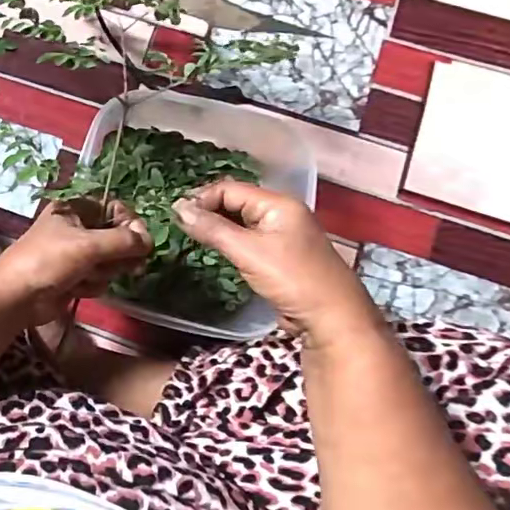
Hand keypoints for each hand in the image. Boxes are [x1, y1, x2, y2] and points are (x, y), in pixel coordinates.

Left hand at [0, 199, 152, 323]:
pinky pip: (98, 278)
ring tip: (86, 276)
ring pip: (109, 261)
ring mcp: (75, 254)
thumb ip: (123, 241)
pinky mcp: (75, 277)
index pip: (113, 208)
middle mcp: (75, 229)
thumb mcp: (87, 245)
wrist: (17, 297)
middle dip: (117, 254)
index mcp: (73, 210)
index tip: (141, 241)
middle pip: (115, 237)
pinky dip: (92, 285)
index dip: (129, 223)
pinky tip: (77, 289)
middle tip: (124, 265)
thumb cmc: (48, 261)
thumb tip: (149, 239)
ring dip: (103, 272)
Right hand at [172, 180, 379, 335]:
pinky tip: (213, 250)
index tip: (176, 215)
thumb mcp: (248, 251)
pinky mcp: (278, 256)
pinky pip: (246, 239)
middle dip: (206, 211)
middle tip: (179, 225)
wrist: (333, 320)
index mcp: (278, 203)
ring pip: (239, 222)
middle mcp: (280, 213)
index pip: (229, 189)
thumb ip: (212, 228)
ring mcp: (281, 235)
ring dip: (215, 226)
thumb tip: (177, 208)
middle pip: (234, 202)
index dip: (201, 198)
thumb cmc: (293, 278)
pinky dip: (228, 241)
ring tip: (190, 236)